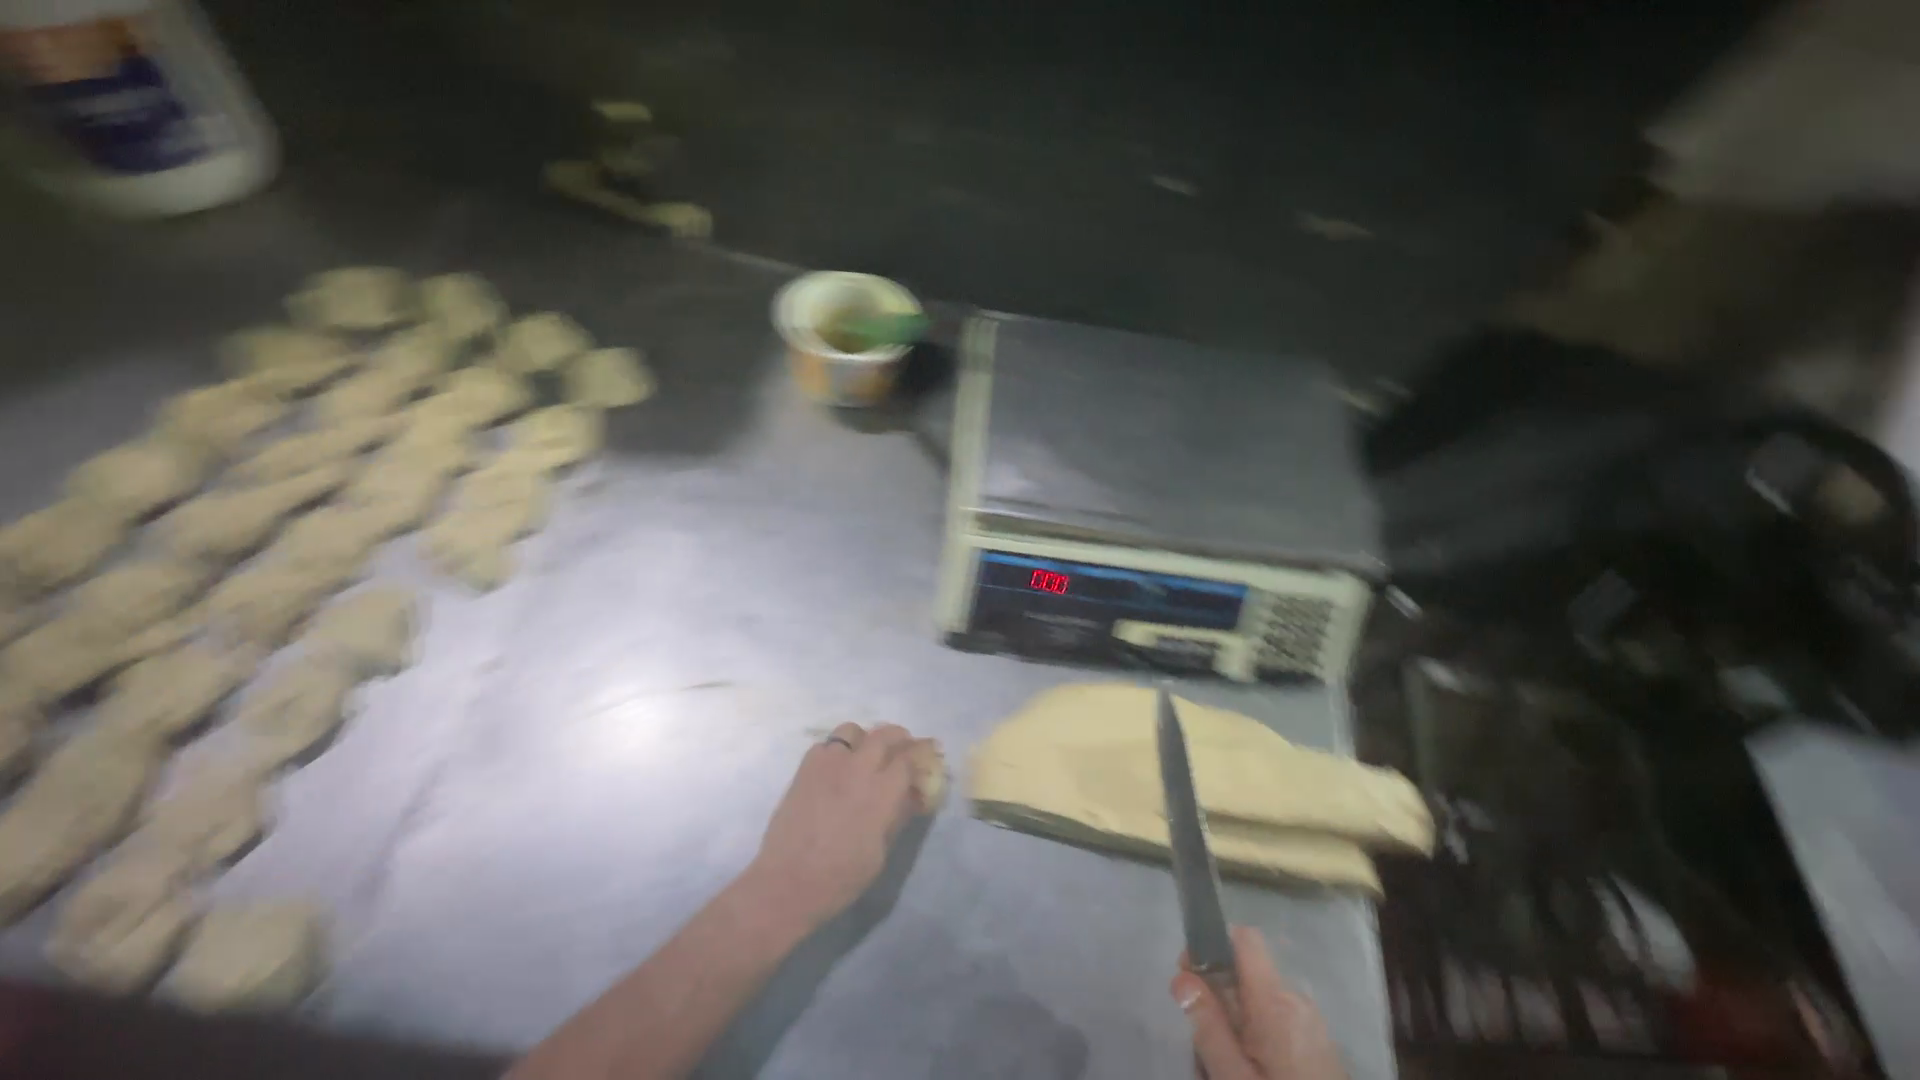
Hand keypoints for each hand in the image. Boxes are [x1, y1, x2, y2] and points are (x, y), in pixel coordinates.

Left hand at [745, 723, 927, 928]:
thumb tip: (912, 795)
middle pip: (883, 735)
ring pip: (851, 731)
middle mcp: (856, 770)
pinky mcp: (804, 770)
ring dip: (865, 738)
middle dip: (899, 736)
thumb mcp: (881, 851)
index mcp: (881, 793)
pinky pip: (825, 745)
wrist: (788, 883)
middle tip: (905, 745)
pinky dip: (837, 750)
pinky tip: (837, 767)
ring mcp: (827, 765)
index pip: (908, 758)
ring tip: (867, 752)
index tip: (930, 752)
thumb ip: (897, 815)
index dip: (922, 752)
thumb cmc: (841, 877)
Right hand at [1170, 926, 1348, 1079]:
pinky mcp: (1316, 1044)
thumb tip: (1182, 976)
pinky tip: (1246, 1073)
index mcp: (1275, 1001)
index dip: (1211, 945)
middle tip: (1199, 1044)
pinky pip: (1273, 1021)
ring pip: (1255, 1001)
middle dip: (1215, 997)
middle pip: (1243, 974)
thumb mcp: (1232, 1077)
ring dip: (1231, 1022)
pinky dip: (1252, 1037)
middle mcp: (1295, 1000)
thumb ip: (1207, 1025)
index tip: (1188, 977)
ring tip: (1220, 1067)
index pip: (1244, 939)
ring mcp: (1309, 1023)